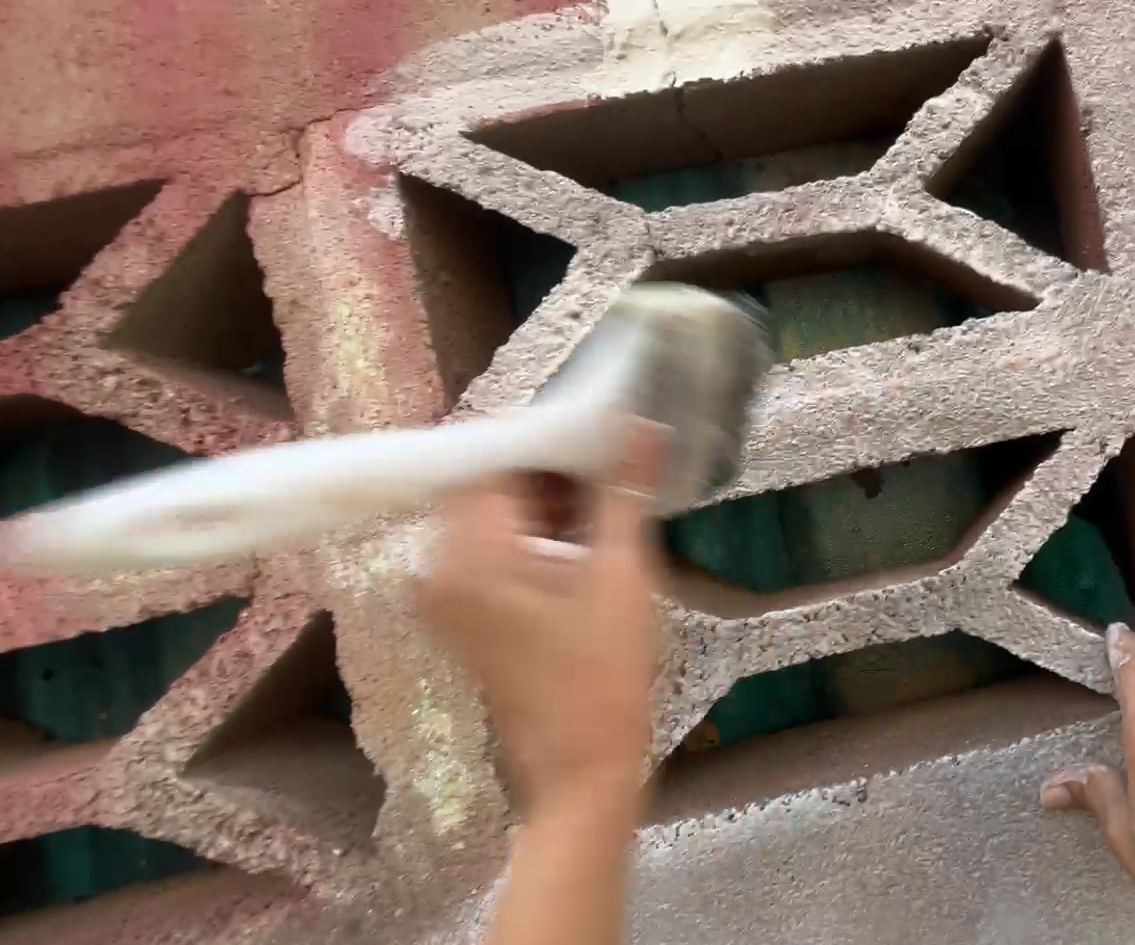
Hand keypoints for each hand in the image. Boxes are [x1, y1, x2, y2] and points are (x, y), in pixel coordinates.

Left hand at [421, 422, 665, 812]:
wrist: (583, 765)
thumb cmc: (605, 668)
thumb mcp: (622, 571)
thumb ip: (625, 491)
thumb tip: (641, 426)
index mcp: (470, 555)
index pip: (490, 459)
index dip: (544, 433)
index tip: (599, 421)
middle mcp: (441, 567)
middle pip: (485, 483)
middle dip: (547, 463)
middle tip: (611, 455)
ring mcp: (450, 593)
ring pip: (491, 512)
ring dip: (544, 494)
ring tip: (607, 490)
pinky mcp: (468, 611)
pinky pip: (494, 544)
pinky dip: (535, 526)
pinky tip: (586, 530)